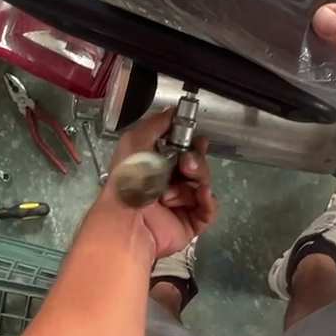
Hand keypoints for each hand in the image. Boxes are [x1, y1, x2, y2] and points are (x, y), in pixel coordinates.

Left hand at [102, 107, 216, 257]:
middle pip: (197, 166)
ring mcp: (180, 205)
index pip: (182, 151)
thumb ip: (155, 124)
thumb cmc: (129, 182)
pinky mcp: (189, 224)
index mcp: (154, 166)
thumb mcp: (135, 143)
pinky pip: (208, 210)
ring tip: (172, 192)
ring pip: (203, 185)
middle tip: (186, 163)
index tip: (196, 138)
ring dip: (192, 183)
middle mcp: (168, 184)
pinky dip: (208, 202)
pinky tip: (201, 196)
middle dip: (196, 161)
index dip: (192, 143)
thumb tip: (172, 111)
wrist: (127, 222)